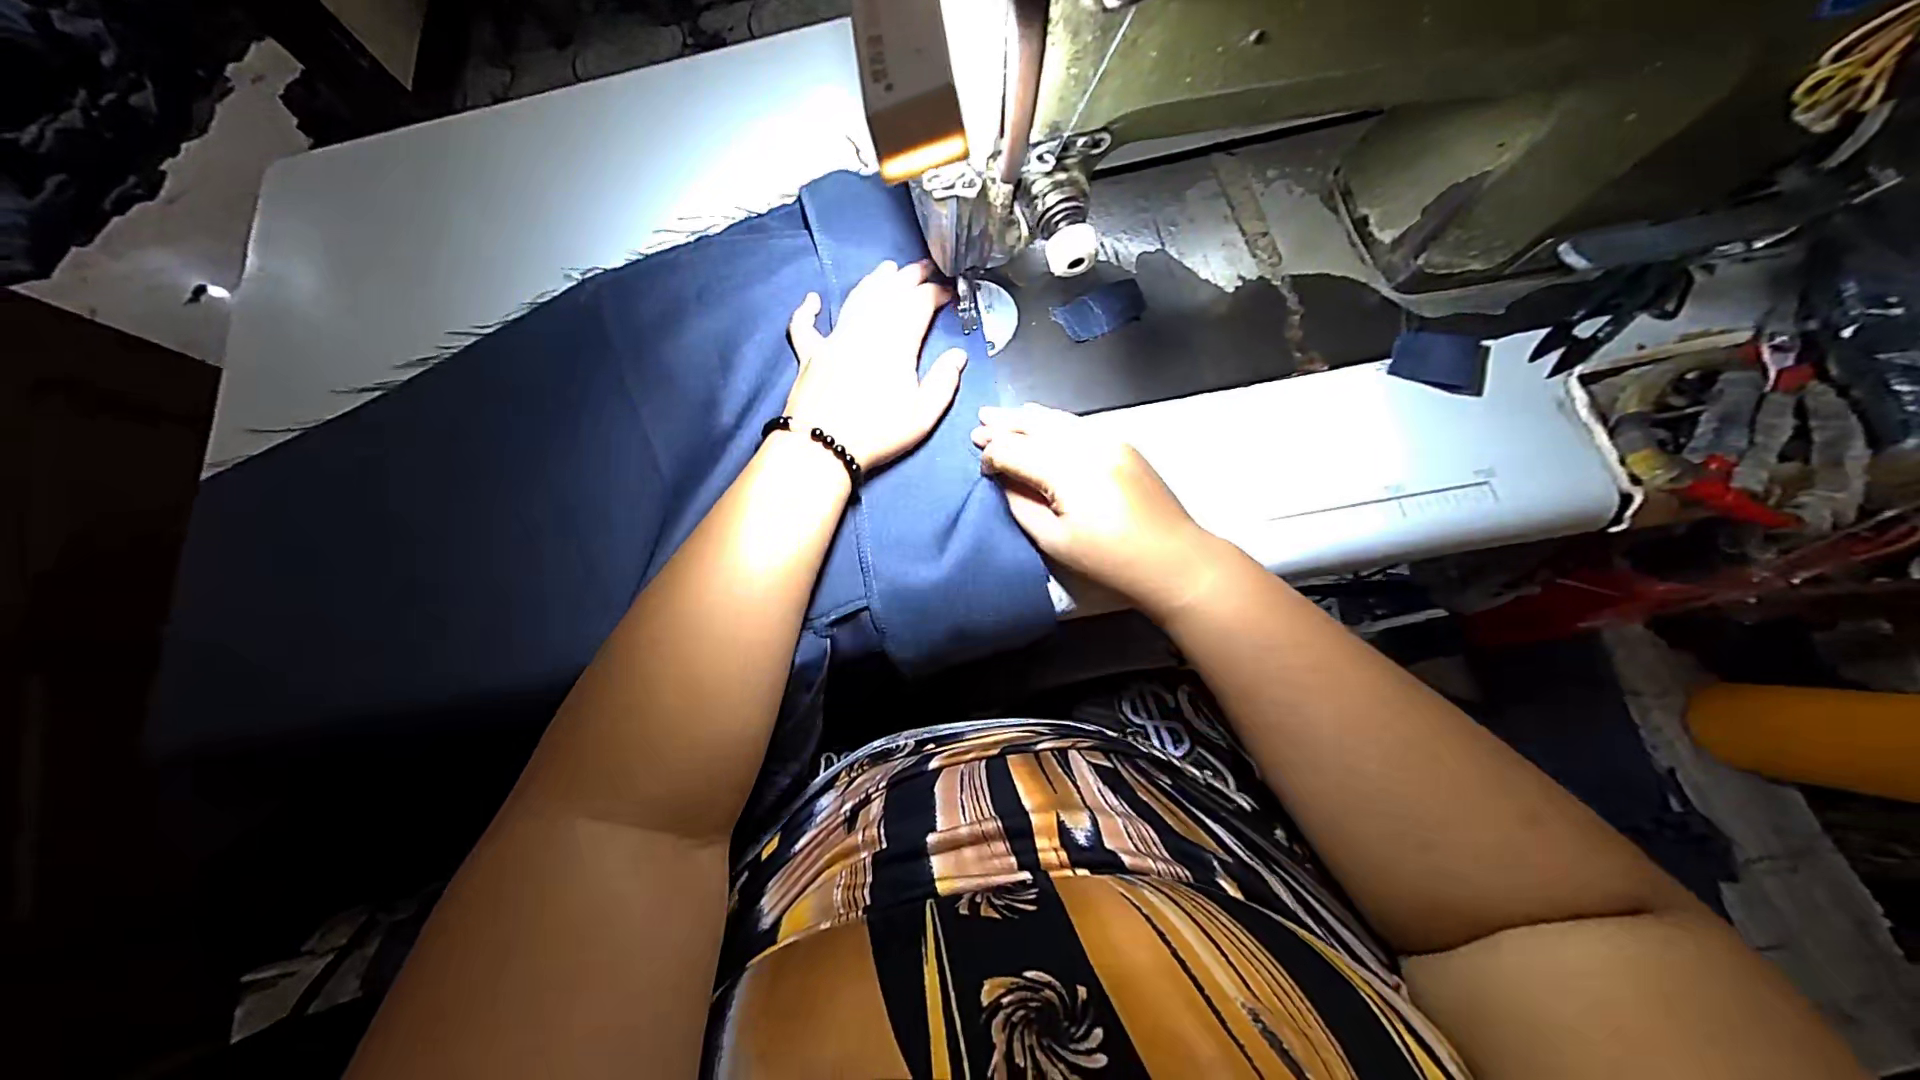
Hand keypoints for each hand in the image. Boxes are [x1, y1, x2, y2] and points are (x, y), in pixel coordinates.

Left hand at [783, 259, 966, 470]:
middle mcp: (865, 330)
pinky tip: (813, 300)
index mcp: (897, 342)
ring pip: (855, 299)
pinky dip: (808, 310)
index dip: (936, 293)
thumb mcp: (923, 414)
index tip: (949, 291)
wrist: (823, 445)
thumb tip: (958, 356)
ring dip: (873, 281)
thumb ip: (943, 382)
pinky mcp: (809, 354)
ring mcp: (834, 338)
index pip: (919, 303)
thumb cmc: (878, 432)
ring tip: (886, 270)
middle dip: (909, 276)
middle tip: (924, 267)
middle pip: (889, 292)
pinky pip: (805, 325)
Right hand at [972, 403, 1226, 615]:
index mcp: (1068, 472)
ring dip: (1026, 418)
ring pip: (1057, 419)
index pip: (1015, 451)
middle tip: (979, 424)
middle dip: (1005, 425)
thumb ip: (1021, 505)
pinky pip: (1078, 424)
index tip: (983, 470)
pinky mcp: (1122, 444)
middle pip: (1035, 426)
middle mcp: (1087, 446)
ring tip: (1000, 415)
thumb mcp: (1054, 541)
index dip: (993, 457)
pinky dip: (1053, 421)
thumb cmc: (1110, 560)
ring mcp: (1108, 440)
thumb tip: (1004, 480)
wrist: (1173, 557)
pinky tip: (1040, 420)